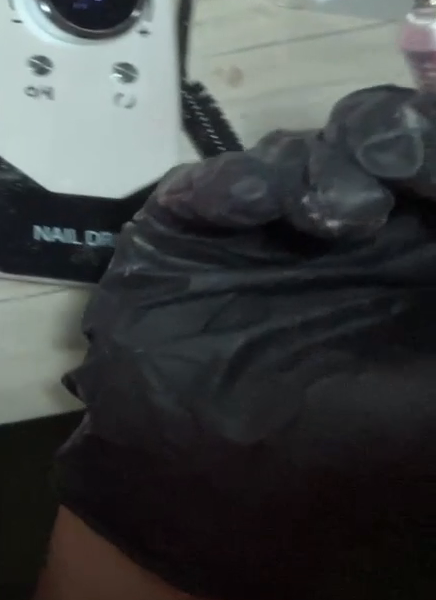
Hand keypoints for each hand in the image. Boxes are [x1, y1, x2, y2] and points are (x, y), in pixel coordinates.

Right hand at [59, 86, 435, 599]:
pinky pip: (213, 178)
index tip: (434, 139)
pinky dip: (231, 181)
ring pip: (304, 151)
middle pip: (390, 140)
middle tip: (396, 173)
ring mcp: (270, 234)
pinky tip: (240, 212)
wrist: (197, 462)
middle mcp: (368, 239)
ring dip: (317, 169)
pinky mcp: (188, 230)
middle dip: (399, 137)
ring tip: (320, 222)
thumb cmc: (353, 443)